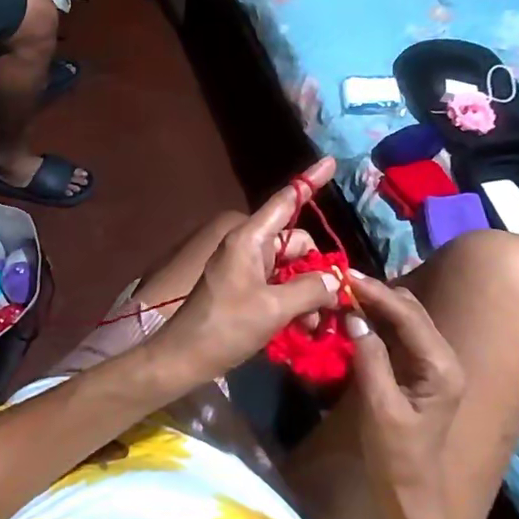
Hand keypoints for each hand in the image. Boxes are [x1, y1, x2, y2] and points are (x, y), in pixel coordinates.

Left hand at [145, 158, 343, 383]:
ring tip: (315, 326)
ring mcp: (245, 269)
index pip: (285, 201)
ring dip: (307, 294)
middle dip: (318, 270)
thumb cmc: (226, 326)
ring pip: (291, 270)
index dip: (309, 182)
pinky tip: (304, 330)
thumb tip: (334, 280)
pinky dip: (293, 304)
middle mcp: (248, 247)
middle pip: (296, 244)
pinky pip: (278, 286)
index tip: (331, 161)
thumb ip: (311, 289)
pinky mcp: (244, 289)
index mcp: (250, 239)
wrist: (184, 357)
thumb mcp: (275, 308)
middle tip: (332, 304)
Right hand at [345, 273, 465, 501]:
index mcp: (441, 367)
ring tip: (343, 294)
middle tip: (339, 283)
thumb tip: (353, 316)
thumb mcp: (379, 407)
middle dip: (377, 293)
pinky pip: (397, 334)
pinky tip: (354, 316)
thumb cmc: (396, 455)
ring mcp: (431, 364)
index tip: (345, 276)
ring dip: (376, 305)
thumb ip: (369, 358)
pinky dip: (377, 321)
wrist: (409, 494)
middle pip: (410, 311)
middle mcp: (443, 359)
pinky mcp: (416, 371)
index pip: (409, 316)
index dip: (377, 293)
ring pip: (404, 319)